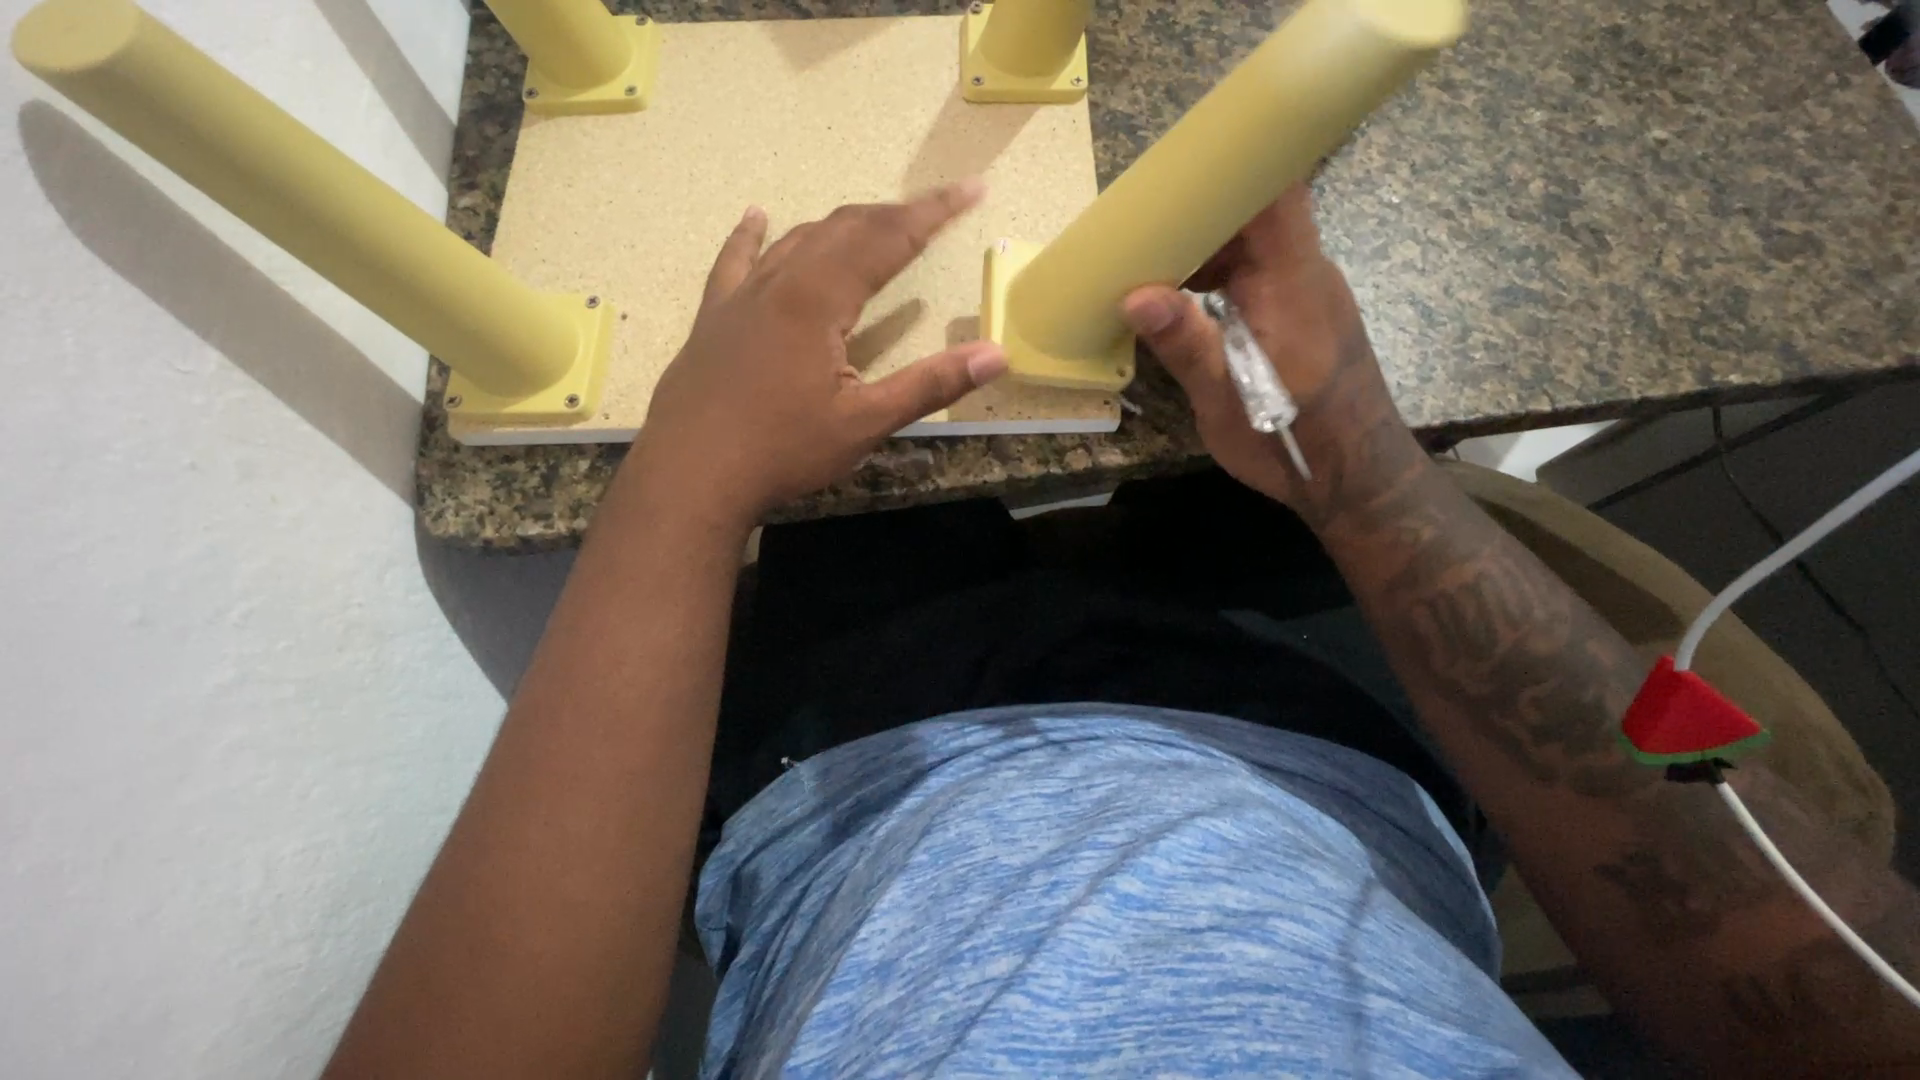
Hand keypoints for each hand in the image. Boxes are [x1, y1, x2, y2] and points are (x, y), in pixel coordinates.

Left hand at [627, 182, 1008, 527]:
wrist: (689, 476)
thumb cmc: (781, 451)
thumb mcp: (865, 423)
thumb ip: (930, 384)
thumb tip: (997, 355)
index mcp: (819, 299)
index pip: (889, 239)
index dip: (934, 213)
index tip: (971, 189)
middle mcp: (780, 282)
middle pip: (845, 228)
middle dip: (896, 214)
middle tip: (936, 208)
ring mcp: (741, 297)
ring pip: (797, 240)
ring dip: (841, 225)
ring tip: (874, 222)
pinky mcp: (713, 318)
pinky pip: (736, 262)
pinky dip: (752, 236)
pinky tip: (756, 217)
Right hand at [1119, 186, 1418, 516]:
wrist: (1357, 476)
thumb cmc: (1297, 440)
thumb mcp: (1227, 400)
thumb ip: (1185, 344)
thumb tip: (1133, 295)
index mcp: (1292, 280)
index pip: (1276, 190)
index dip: (1234, 164)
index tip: (1178, 163)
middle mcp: (1306, 271)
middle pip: (1257, 211)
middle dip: (1198, 211)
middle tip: (1139, 224)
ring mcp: (1306, 291)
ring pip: (1254, 242)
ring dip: (1205, 246)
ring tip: (1148, 262)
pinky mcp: (1301, 312)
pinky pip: (1258, 271)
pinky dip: (1219, 273)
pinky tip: (1181, 298)